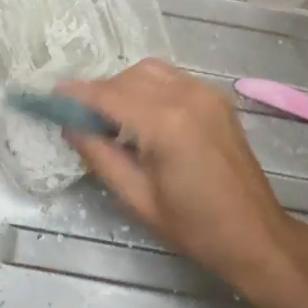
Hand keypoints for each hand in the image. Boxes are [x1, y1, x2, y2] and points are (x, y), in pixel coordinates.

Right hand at [60, 59, 307, 292]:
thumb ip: (100, 156)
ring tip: (111, 118)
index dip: (77, 95)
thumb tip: (69, 125)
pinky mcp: (216, 98)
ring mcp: (206, 93)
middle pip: (128, 77)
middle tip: (81, 119)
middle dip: (101, 93)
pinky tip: (143, 116)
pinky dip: (149, 87)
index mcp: (166, 124)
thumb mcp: (138, 198)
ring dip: (125, 86)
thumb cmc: (195, 227)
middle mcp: (187, 96)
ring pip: (150, 71)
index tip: (51, 96)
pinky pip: (172, 78)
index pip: (109, 96)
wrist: (256, 236)